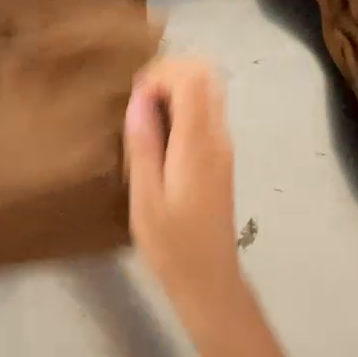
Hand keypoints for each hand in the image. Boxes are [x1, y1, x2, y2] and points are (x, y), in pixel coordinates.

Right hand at [124, 59, 244, 325]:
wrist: (210, 282)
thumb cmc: (172, 246)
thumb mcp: (145, 199)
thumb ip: (143, 145)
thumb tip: (138, 100)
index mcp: (198, 144)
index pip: (192, 78)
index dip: (160, 74)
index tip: (134, 99)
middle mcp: (218, 136)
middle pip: (207, 74)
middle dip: (169, 73)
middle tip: (138, 101)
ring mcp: (223, 145)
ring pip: (209, 89)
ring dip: (175, 89)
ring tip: (143, 117)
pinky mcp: (220, 156)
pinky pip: (205, 110)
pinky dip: (181, 107)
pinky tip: (157, 136)